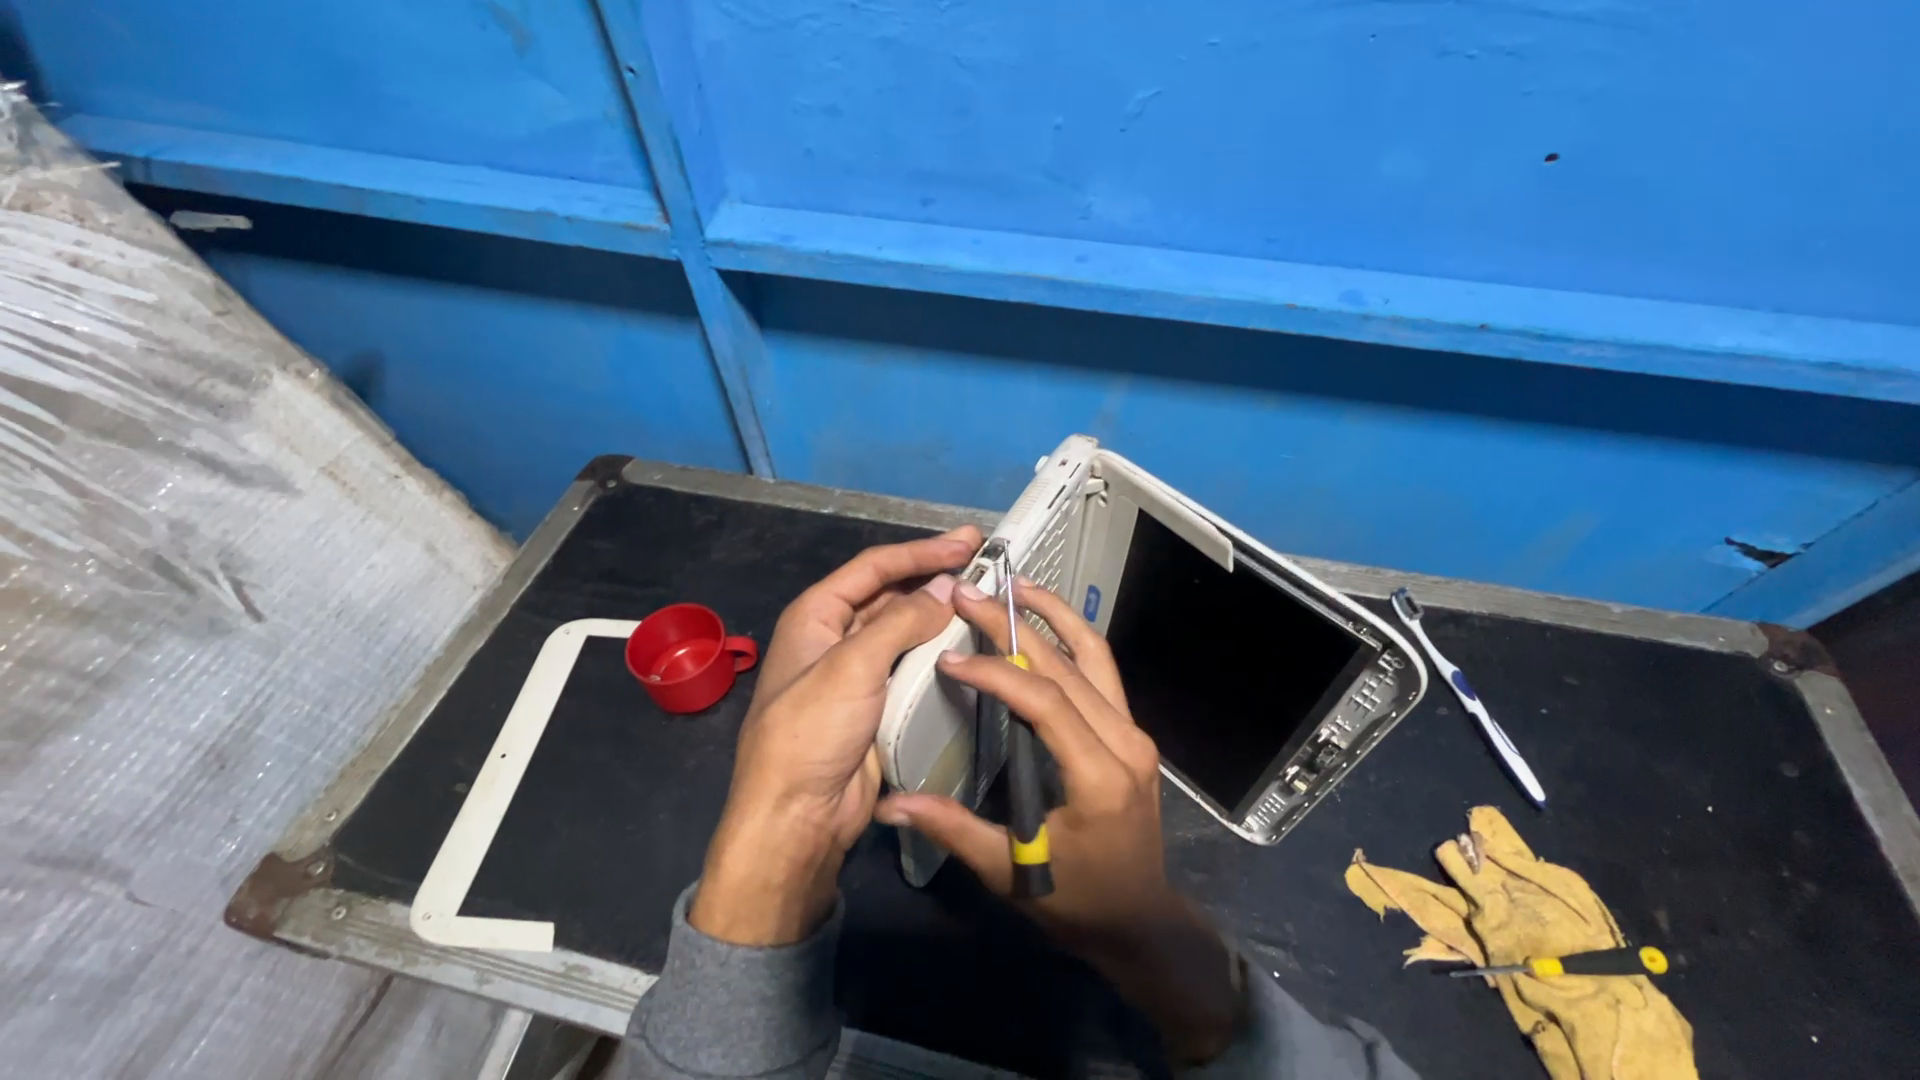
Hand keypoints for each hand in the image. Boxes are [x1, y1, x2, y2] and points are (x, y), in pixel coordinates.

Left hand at [689, 526, 981, 945]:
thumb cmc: (813, 730)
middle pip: (889, 595)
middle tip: (984, 564)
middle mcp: (833, 637)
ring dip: (938, 615)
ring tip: (983, 600)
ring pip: (903, 631)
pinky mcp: (876, 705)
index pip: (873, 568)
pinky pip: (911, 668)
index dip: (921, 551)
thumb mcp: (852, 665)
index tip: (968, 541)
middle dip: (932, 578)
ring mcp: (856, 673)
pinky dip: (937, 653)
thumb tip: (946, 590)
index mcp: (815, 616)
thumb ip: (902, 622)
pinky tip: (967, 645)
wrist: (799, 815)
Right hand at [875, 578, 1244, 1062]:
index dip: (994, 671)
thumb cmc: (1076, 902)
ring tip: (1016, 584)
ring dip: (1057, 614)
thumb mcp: (1010, 872)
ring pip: (1097, 655)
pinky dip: (1073, 638)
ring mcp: (1135, 733)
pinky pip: (1103, 672)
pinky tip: (1045, 622)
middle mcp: (1125, 742)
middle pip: (1069, 666)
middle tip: (971, 593)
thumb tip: (891, 805)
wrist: (1141, 922)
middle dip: (1015, 626)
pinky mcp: (1132, 733)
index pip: (1044, 701)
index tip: (949, 655)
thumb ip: (954, 830)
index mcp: (1099, 776)